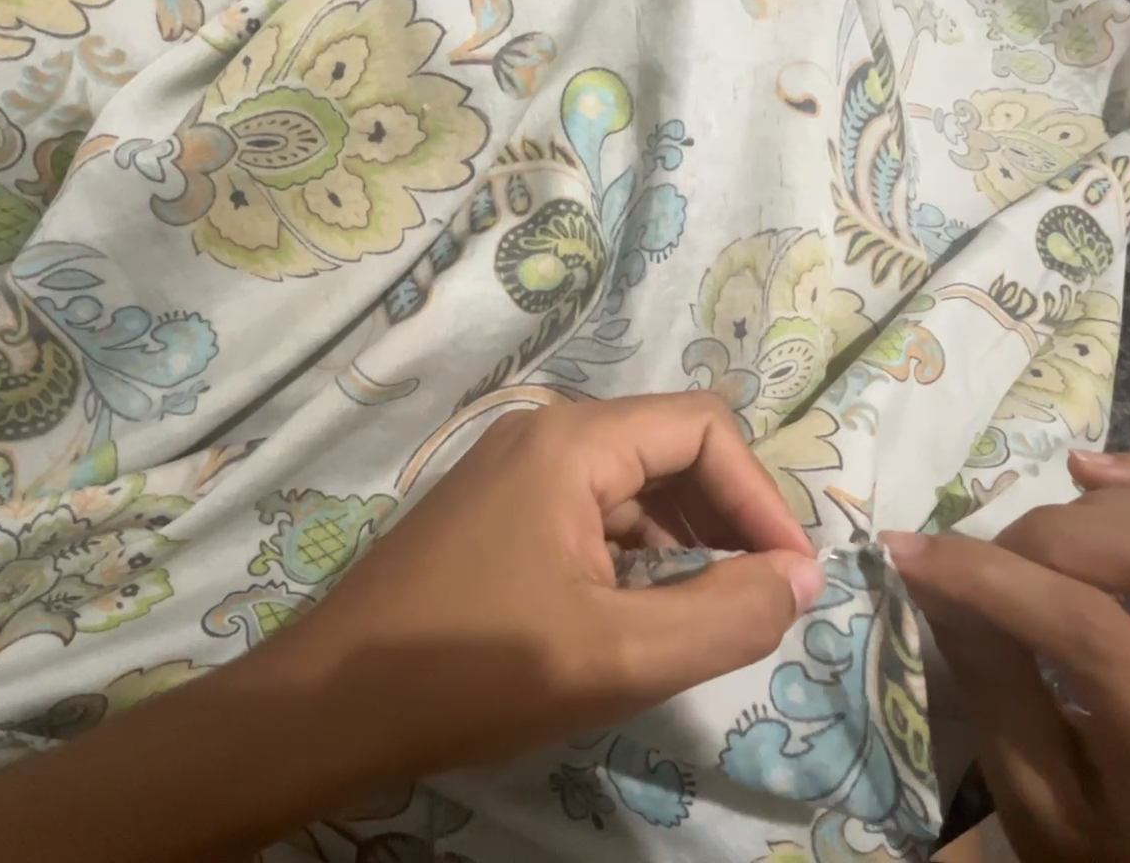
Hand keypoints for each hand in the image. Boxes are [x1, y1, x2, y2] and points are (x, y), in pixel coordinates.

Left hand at [262, 390, 825, 777]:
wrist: (331, 700)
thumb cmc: (474, 672)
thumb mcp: (618, 656)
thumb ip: (726, 616)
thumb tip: (798, 577)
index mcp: (572, 441)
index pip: (702, 427)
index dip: (760, 495)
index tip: (789, 575)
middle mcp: (542, 434)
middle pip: (666, 446)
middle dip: (724, 513)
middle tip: (757, 593)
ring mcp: (512, 468)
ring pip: (628, 481)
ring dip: (681, 535)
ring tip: (705, 606)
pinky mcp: (497, 507)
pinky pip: (588, 508)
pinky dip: (632, 549)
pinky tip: (637, 604)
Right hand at [885, 451, 1129, 862]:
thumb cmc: (1098, 859)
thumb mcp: (1027, 794)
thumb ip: (986, 673)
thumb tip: (925, 570)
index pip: (1097, 636)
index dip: (991, 577)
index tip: (907, 550)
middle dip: (1063, 534)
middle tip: (990, 550)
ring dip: (1124, 506)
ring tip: (1044, 509)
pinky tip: (1094, 475)